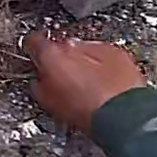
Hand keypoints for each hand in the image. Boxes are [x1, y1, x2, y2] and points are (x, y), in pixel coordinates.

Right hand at [26, 33, 145, 132]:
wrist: (123, 114)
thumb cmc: (87, 110)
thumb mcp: (49, 102)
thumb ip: (39, 84)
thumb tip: (39, 82)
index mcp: (51, 54)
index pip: (33, 41)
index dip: (33, 51)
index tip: (36, 59)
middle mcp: (73, 45)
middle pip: (60, 46)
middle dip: (60, 60)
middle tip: (62, 80)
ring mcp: (96, 47)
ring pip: (82, 49)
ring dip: (81, 62)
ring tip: (85, 85)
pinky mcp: (117, 53)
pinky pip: (103, 54)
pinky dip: (101, 64)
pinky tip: (102, 83)